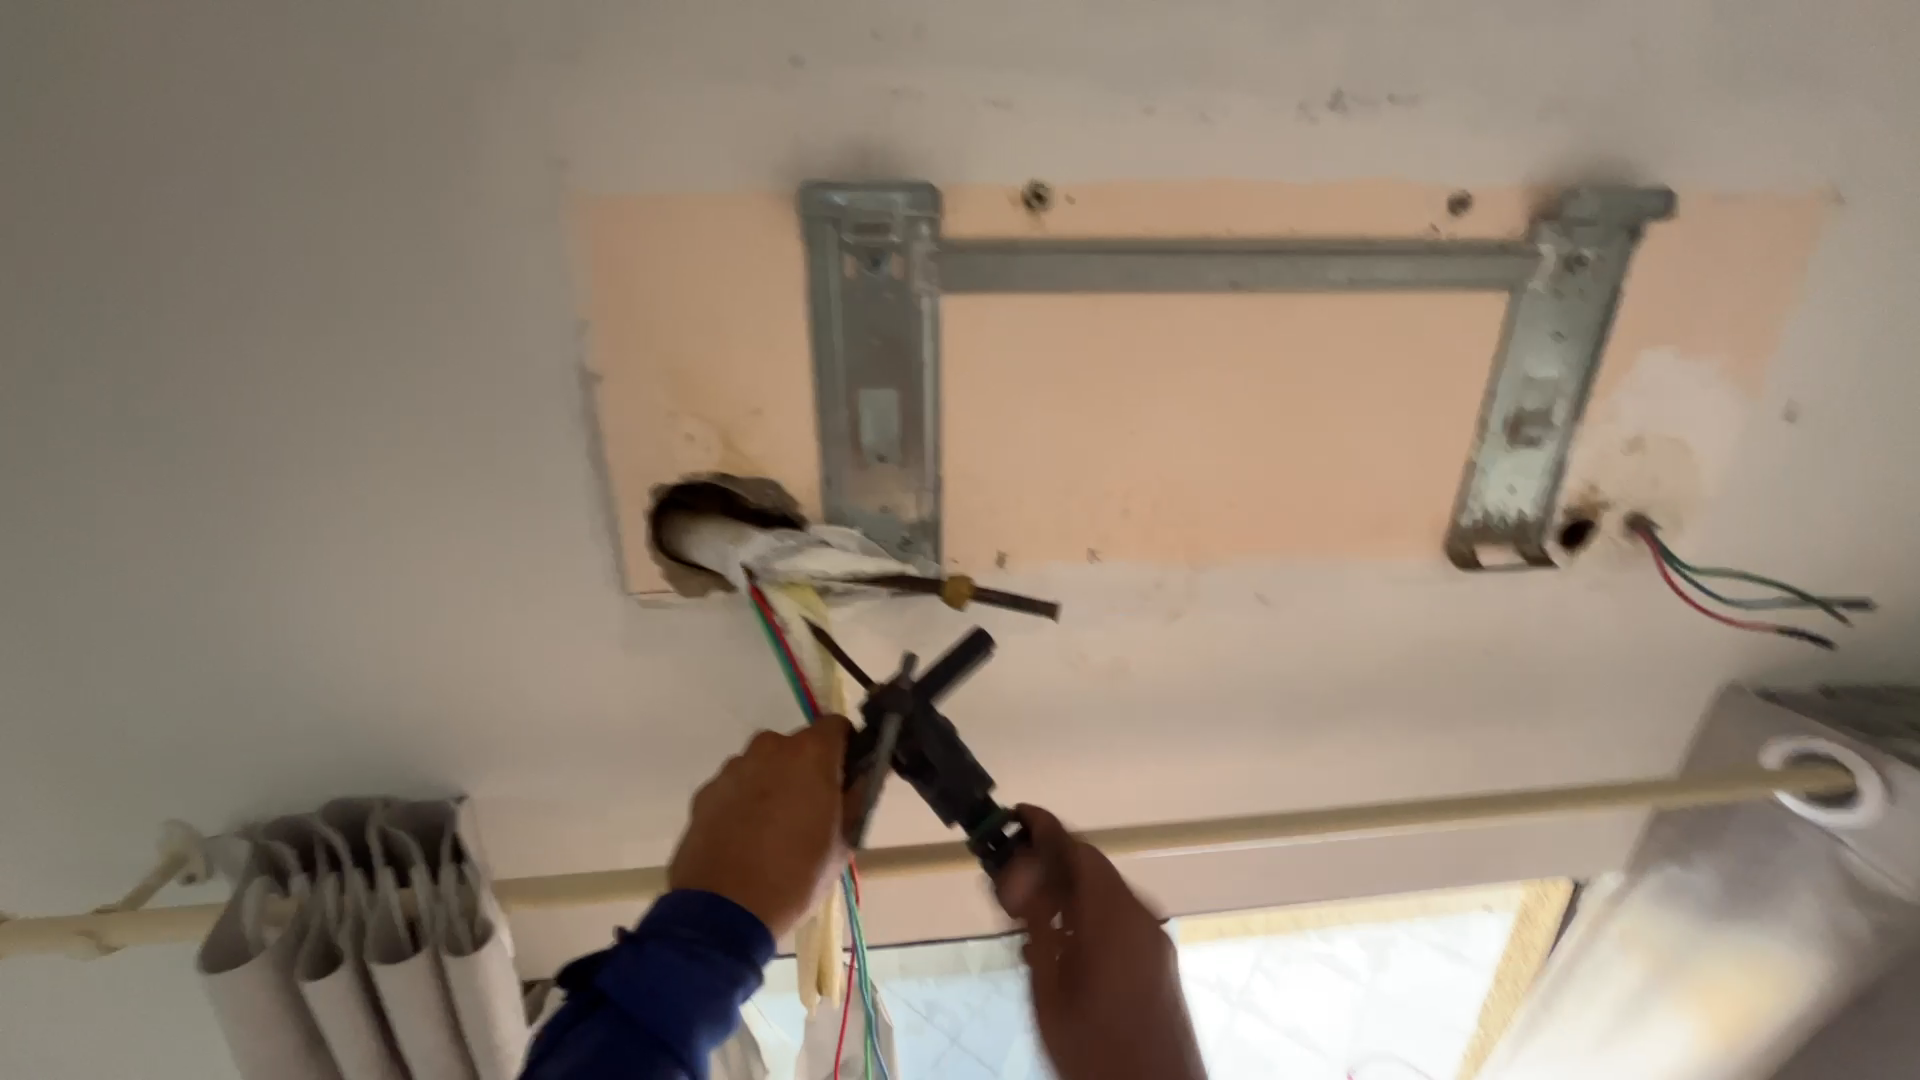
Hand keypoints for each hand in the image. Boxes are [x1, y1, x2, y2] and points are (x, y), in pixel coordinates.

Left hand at [668, 716, 853, 938]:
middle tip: (811, 811)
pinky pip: (736, 786)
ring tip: (773, 830)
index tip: (846, 777)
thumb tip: (870, 772)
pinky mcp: (705, 792)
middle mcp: (769, 748)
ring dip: (774, 784)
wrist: (722, 913)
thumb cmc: (797, 874)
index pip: (837, 725)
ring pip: (764, 765)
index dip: (846, 747)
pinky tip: (744, 839)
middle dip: (808, 769)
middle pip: (798, 746)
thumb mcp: (845, 840)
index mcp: (810, 753)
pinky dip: (744, 801)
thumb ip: (859, 796)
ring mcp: (733, 768)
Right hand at [994, 805, 1207, 1079]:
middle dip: (1049, 860)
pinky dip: (1087, 913)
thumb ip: (1037, 923)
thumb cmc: (1093, 1048)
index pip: (1076, 849)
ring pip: (1105, 892)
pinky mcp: (1159, 958)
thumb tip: (1020, 869)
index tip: (1014, 814)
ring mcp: (1154, 937)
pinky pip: (1119, 916)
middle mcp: (1140, 915)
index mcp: (1113, 916)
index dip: (1043, 826)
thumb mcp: (1050, 988)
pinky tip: (1059, 941)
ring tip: (1026, 911)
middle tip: (1009, 870)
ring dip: (1066, 890)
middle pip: (1091, 868)